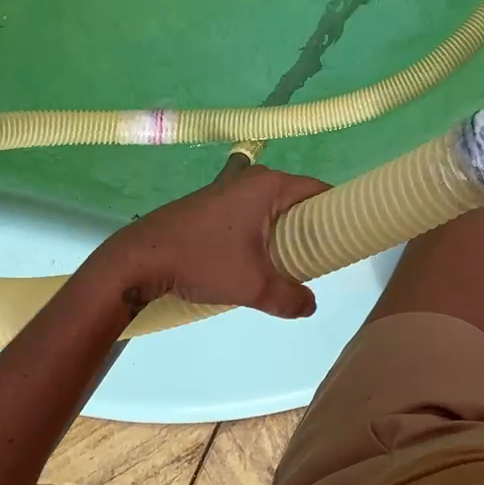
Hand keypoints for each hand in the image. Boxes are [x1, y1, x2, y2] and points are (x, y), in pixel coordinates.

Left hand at [87, 164, 329, 320]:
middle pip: (298, 198)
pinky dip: (263, 231)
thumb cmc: (201, 260)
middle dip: (312, 226)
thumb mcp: (252, 286)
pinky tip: (258, 258)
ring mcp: (231, 188)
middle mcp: (254, 178)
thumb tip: (311, 306)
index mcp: (270, 185)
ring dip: (285, 231)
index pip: (320, 190)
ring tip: (292, 262)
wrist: (137, 259)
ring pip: (274, 207)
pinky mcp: (213, 203)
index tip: (346, 237)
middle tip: (321, 257)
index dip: (338, 212)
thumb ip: (289, 297)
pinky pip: (254, 212)